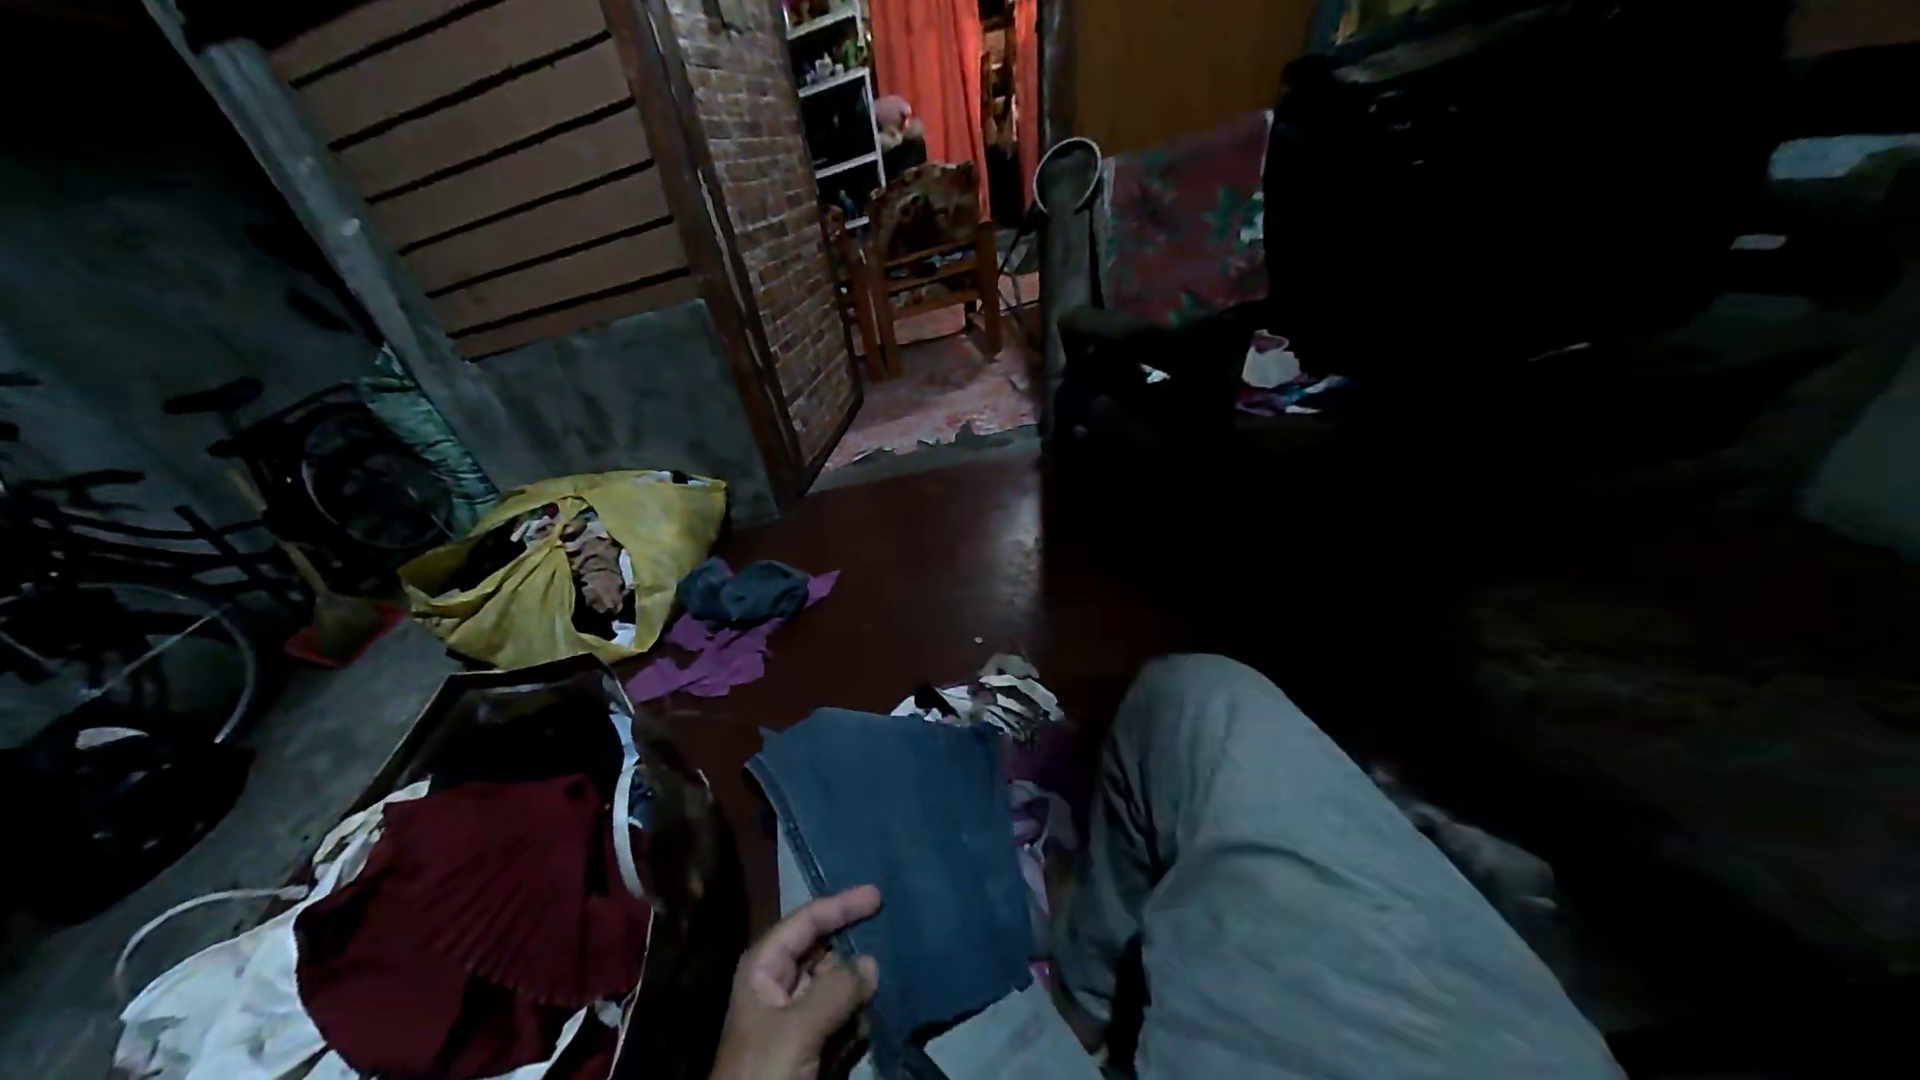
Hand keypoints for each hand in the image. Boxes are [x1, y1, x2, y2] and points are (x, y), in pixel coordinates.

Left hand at [710, 885, 881, 1079]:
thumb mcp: (796, 1030)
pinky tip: (855, 1035)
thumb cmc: (762, 1076)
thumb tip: (871, 963)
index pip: (807, 920)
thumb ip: (836, 990)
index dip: (842, 904)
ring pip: (837, 984)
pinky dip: (854, 1021)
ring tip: (865, 1007)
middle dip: (852, 951)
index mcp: (764, 967)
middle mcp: (779, 983)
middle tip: (885, 945)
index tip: (879, 896)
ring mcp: (794, 1016)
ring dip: (856, 993)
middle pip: (824, 949)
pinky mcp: (810, 1046)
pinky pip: (841, 1017)